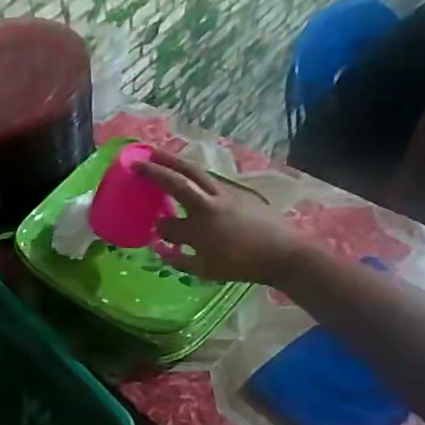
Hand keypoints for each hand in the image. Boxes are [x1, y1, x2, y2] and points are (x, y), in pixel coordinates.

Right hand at [135, 149, 296, 282]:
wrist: (285, 253)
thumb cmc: (243, 266)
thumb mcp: (205, 271)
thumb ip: (179, 261)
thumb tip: (162, 251)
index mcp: (197, 228)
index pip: (166, 224)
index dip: (158, 227)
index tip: (155, 229)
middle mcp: (208, 205)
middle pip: (178, 180)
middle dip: (155, 168)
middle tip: (139, 159)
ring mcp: (226, 194)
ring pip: (195, 171)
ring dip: (174, 160)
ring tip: (158, 153)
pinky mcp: (239, 191)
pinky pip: (210, 178)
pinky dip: (194, 173)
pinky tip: (189, 173)